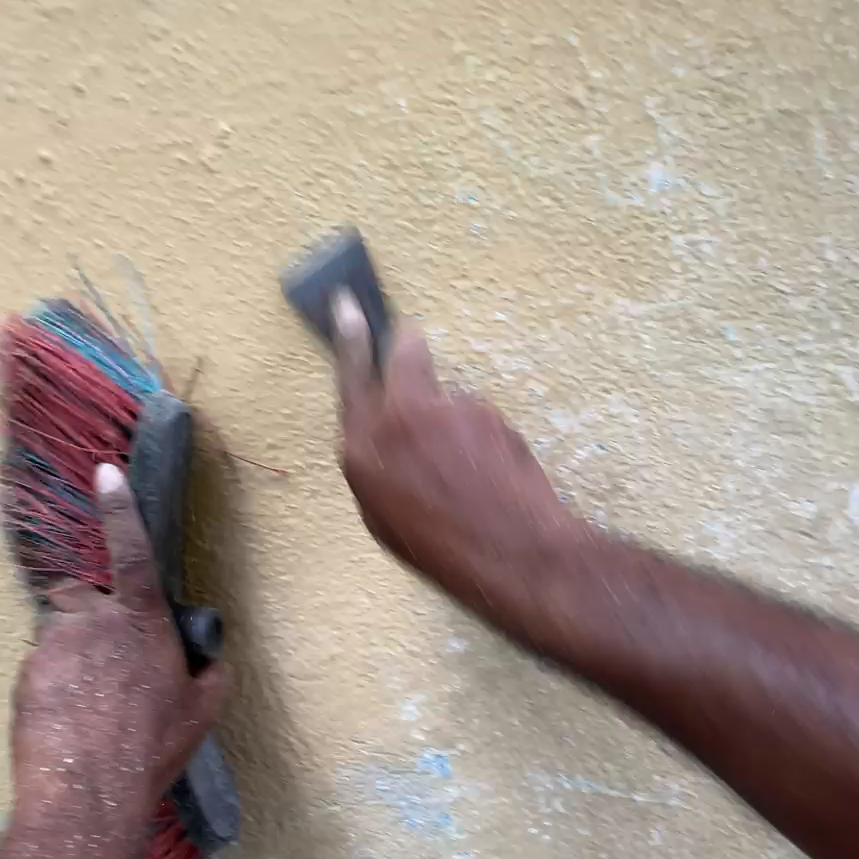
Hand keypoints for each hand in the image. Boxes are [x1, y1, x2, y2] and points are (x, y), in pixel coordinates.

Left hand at [10, 463, 231, 804]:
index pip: (134, 551)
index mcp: (142, 620)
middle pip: (83, 595)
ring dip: (70, 650)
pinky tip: (65, 716)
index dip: (120, 509)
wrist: (88, 792)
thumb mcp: (205, 709)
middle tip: (105, 663)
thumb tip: (208, 656)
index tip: (105, 471)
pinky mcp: (26, 672)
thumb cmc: (154, 745)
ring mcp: (55, 644)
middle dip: (91, 615)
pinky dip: (51, 679)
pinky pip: (39, 662)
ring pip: (59, 629)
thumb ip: (211, 670)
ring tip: (85, 699)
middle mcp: (95, 619)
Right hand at [332, 291, 579, 605]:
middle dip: (407, 345)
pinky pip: (477, 417)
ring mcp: (446, 408)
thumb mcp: (382, 516)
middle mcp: (397, 418)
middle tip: (413, 345)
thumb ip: (374, 466)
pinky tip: (491, 472)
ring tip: (469, 471)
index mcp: (361, 450)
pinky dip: (481, 437)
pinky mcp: (486, 411)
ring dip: (453, 419)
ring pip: (447, 395)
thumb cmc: (438, 547)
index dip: (348, 337)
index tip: (348, 305)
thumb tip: (381, 441)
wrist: (510, 552)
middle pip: (403, 352)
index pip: (349, 375)